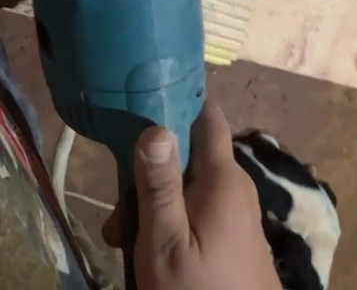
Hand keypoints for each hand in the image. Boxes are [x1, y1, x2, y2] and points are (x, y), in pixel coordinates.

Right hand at [106, 102, 281, 289]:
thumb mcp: (164, 243)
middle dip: (149, 173)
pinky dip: (173, 224)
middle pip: (188, 155)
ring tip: (125, 243)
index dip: (176, 100)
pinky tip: (151, 256)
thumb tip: (155, 124)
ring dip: (155, 205)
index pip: (206, 114)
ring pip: (189, 188)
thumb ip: (159, 184)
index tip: (138, 104)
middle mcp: (236, 189)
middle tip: (119, 214)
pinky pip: (199, 213)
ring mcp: (238, 216)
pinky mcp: (236, 241)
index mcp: (223, 179)